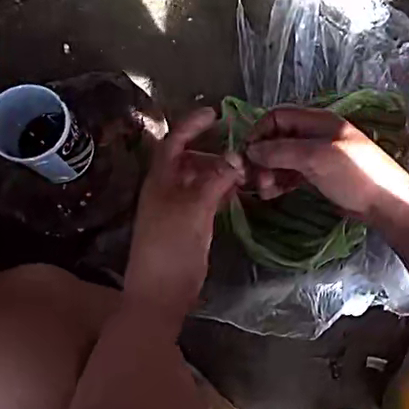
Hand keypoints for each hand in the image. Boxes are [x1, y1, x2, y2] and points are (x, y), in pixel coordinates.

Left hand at [124, 107, 243, 318]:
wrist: (159, 295)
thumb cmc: (171, 250)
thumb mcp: (195, 211)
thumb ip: (215, 180)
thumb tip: (237, 157)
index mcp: (160, 181)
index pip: (175, 142)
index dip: (193, 125)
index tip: (216, 113)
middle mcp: (166, 190)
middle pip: (191, 160)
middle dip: (216, 153)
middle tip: (244, 153)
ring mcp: (177, 209)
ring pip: (201, 180)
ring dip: (222, 174)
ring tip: (248, 174)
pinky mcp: (188, 226)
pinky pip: (206, 199)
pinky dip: (222, 192)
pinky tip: (239, 195)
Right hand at [243, 106, 408, 225]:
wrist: (386, 203)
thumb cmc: (354, 174)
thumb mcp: (316, 157)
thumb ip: (281, 150)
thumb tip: (251, 149)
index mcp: (318, 121)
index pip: (277, 117)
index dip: (259, 133)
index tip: (247, 155)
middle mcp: (316, 135)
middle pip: (277, 138)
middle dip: (262, 156)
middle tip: (254, 180)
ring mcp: (319, 156)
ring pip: (283, 158)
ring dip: (269, 171)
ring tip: (264, 190)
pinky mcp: (321, 176)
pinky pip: (293, 173)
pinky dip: (280, 181)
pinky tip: (272, 193)